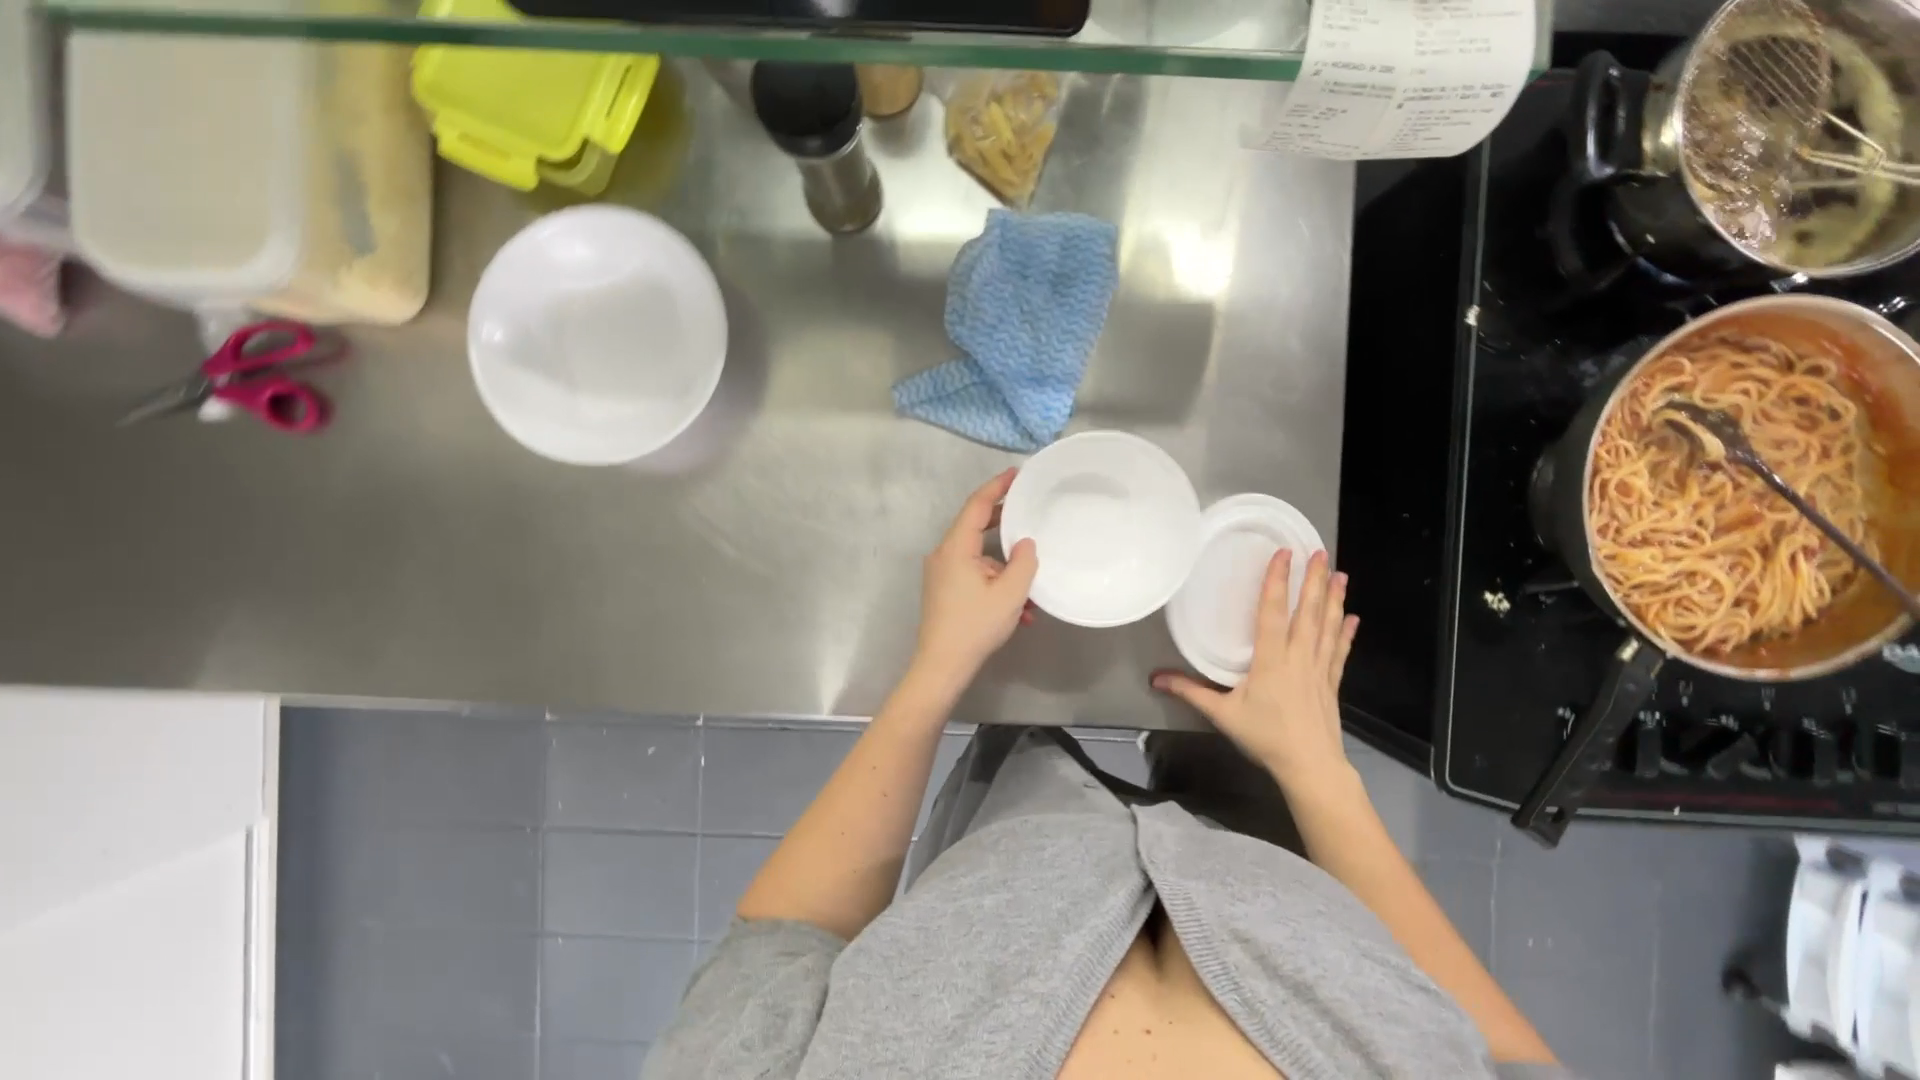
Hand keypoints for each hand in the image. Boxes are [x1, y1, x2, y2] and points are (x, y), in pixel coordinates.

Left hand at [912, 469, 1039, 685]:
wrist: (942, 666)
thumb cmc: (975, 626)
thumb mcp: (1010, 594)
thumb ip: (1024, 562)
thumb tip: (1026, 543)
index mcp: (956, 548)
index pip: (977, 505)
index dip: (997, 486)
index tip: (1016, 473)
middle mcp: (944, 554)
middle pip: (976, 526)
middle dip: (1004, 521)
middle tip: (1029, 510)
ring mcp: (942, 574)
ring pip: (979, 557)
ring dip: (1006, 567)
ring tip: (1033, 582)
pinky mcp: (944, 591)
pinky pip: (974, 576)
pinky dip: (996, 584)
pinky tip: (1020, 609)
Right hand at [1152, 550, 1358, 791]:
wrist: (1310, 766)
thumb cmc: (1265, 737)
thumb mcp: (1222, 714)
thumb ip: (1190, 692)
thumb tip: (1156, 678)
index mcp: (1271, 659)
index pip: (1273, 612)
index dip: (1277, 581)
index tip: (1284, 554)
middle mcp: (1298, 657)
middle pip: (1308, 612)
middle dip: (1314, 581)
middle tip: (1320, 553)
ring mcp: (1319, 669)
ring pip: (1328, 627)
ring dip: (1334, 600)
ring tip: (1341, 574)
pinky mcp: (1331, 683)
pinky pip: (1340, 652)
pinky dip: (1346, 634)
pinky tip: (1353, 618)